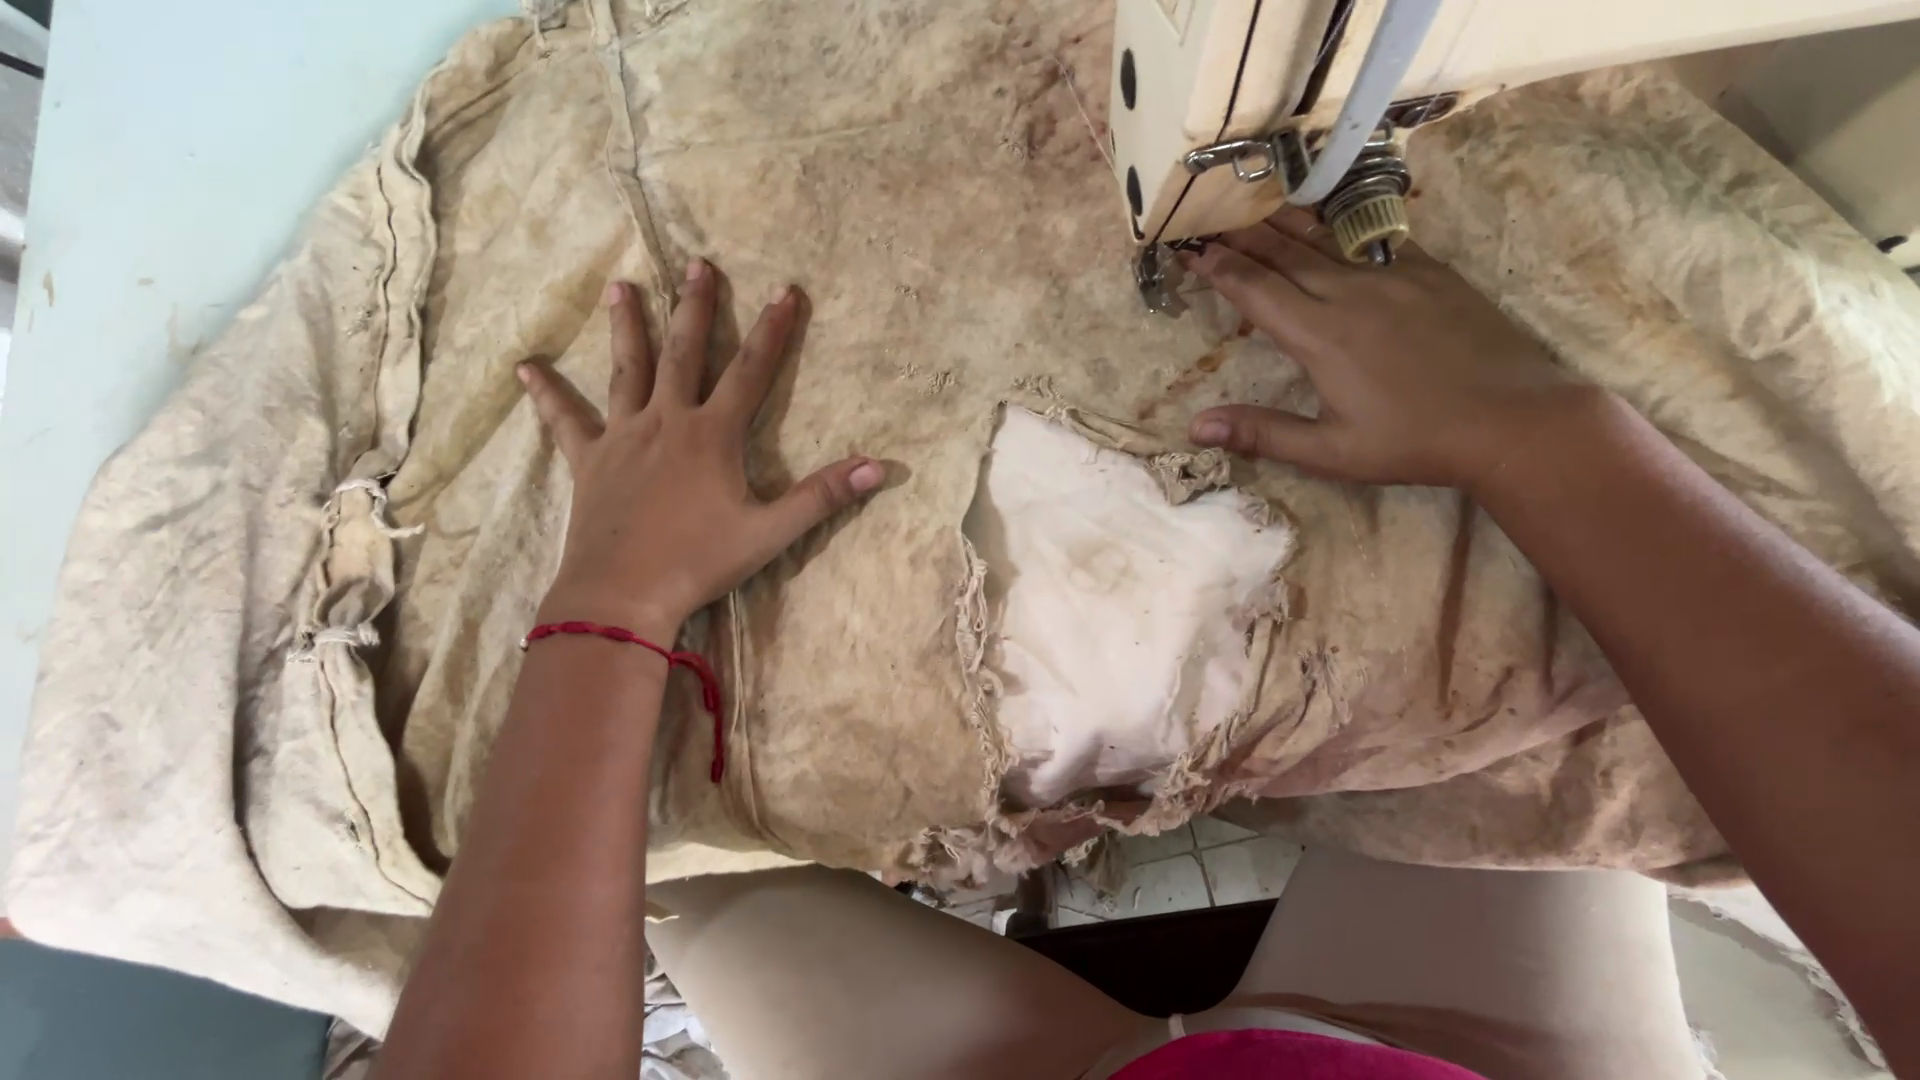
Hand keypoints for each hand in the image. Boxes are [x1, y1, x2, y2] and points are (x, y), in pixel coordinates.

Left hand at [520, 258, 882, 635]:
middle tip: (700, 264)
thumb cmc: (699, 561)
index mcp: (713, 434)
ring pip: (627, 370)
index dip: (774, 330)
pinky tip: (526, 367)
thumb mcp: (770, 531)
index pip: (752, 371)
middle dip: (697, 307)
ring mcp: (623, 437)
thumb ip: (823, 496)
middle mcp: (668, 420)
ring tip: (622, 286)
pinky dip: (547, 394)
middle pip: (686, 353)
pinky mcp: (589, 461)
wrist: (622, 593)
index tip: (786, 290)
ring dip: (628, 327)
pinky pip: (566, 420)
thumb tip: (879, 467)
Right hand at [1181, 208, 1596, 491]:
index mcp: (1319, 336)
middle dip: (1240, 233)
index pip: (1255, 289)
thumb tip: (1195, 428)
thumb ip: (1261, 434)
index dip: (1218, 267)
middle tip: (1209, 214)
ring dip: (1282, 218)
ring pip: (1323, 237)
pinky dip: (1338, 223)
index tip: (1190, 248)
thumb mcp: (1330, 452)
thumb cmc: (1413, 441)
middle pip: (1282, 253)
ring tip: (1253, 200)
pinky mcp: (1428, 271)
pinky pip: (1370, 237)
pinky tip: (1326, 216)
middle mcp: (1348, 294)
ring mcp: (1392, 276)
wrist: (1513, 419)